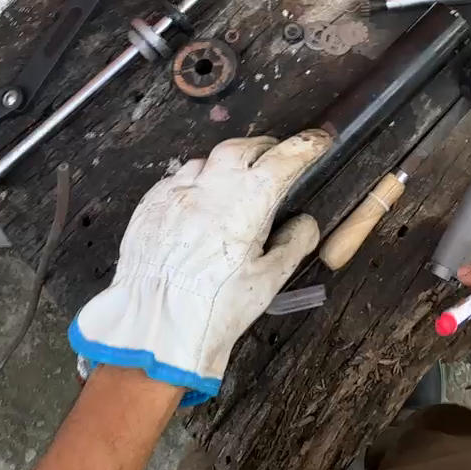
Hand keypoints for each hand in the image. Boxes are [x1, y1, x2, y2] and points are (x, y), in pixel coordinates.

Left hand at [70, 130, 329, 403]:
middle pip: (242, 147)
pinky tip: (199, 205)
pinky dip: (196, 184)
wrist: (155, 329)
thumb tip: (305, 222)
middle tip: (275, 160)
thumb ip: (293, 243)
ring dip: (226, 166)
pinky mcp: (150, 204)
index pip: (284, 159)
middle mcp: (211, 187)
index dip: (306, 145)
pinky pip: (177, 180)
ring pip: (207, 160)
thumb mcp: (268, 280)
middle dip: (264, 148)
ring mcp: (176, 192)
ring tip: (234, 185)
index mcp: (247, 202)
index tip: (320, 140)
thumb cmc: (219, 307)